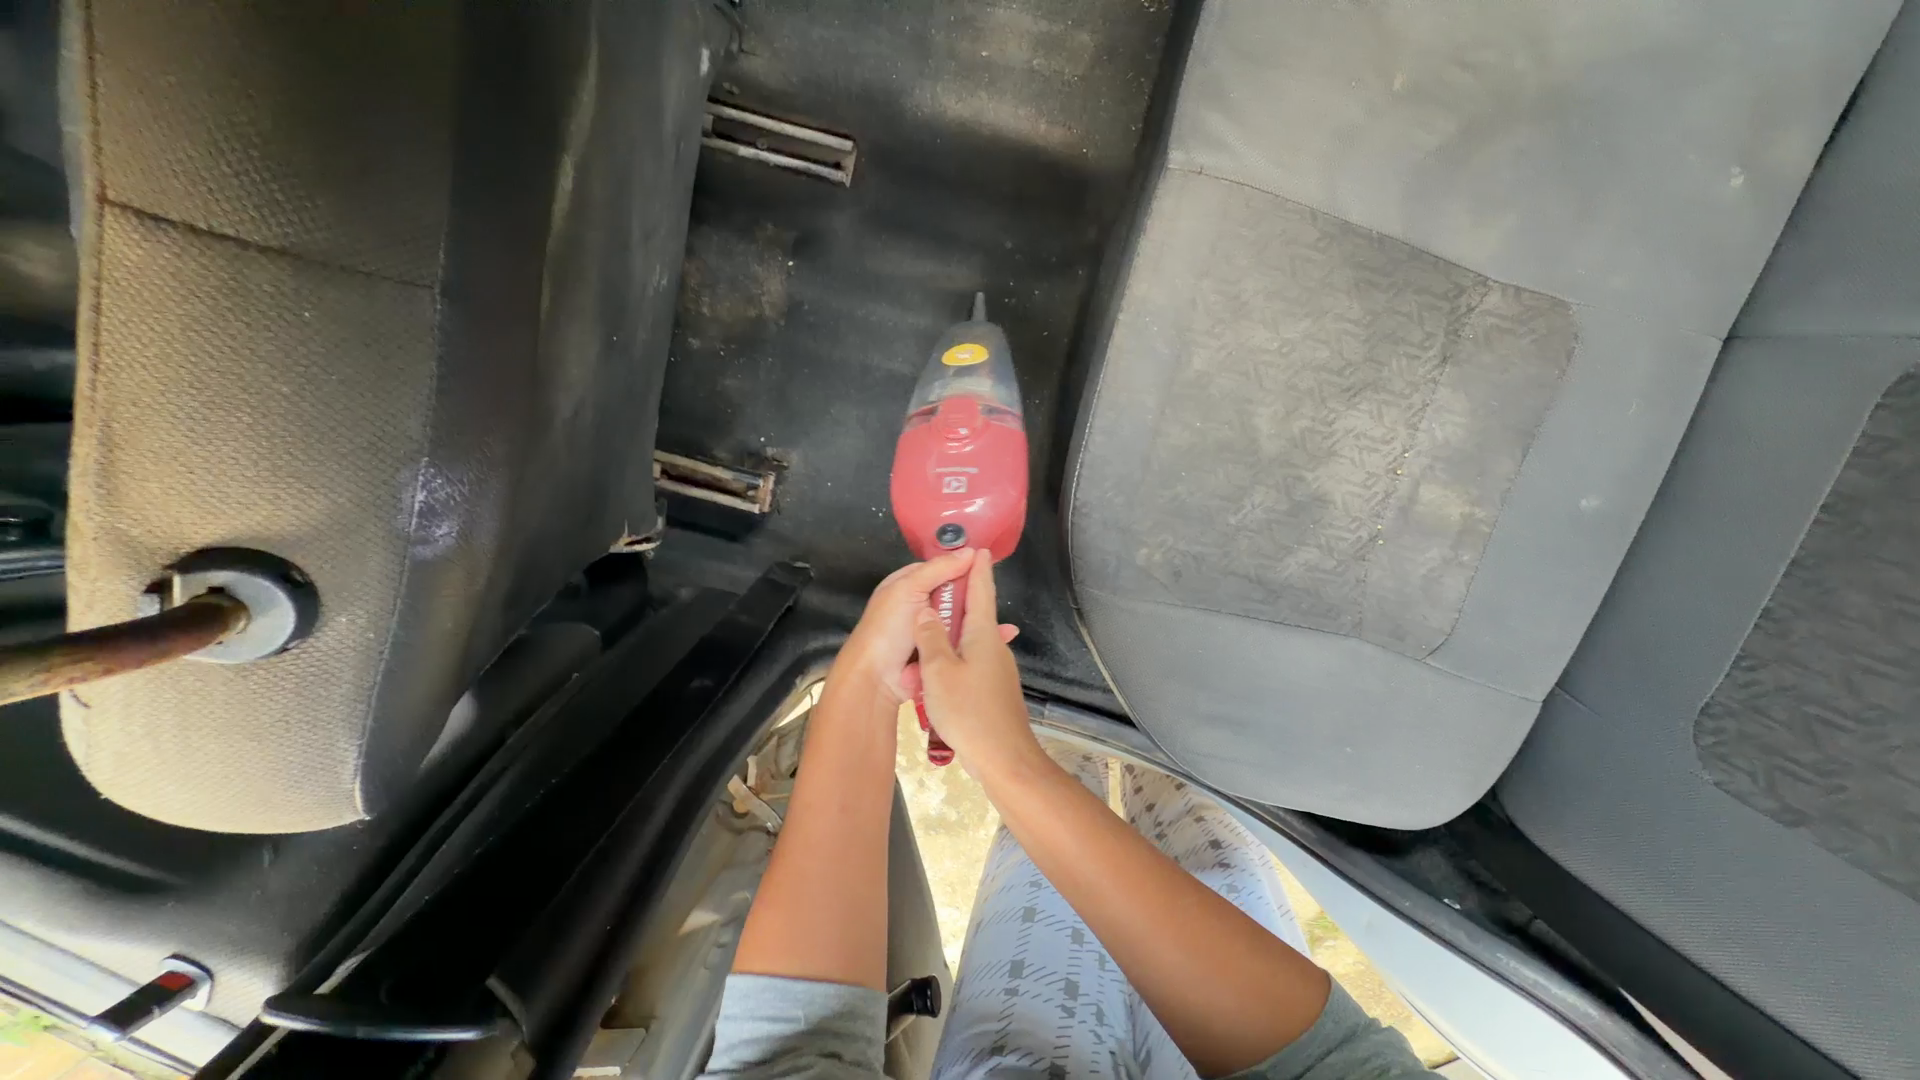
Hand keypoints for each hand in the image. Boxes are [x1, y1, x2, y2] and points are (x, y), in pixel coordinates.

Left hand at [832, 549, 1016, 704]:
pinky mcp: (942, 653)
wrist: (876, 679)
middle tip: (998, 598)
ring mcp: (932, 632)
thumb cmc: (887, 628)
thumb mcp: (908, 588)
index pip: (942, 570)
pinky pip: (964, 643)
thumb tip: (970, 552)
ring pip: (963, 620)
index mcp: (908, 585)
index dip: (963, 568)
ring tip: (1007, 623)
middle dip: (976, 597)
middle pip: (956, 596)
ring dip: (982, 620)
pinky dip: (981, 641)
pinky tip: (1004, 638)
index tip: (988, 568)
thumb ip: (938, 569)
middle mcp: (921, 606)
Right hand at [910, 551, 1039, 775]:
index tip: (977, 548)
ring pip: (970, 640)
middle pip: (975, 613)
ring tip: (928, 628)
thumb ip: (931, 637)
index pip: (980, 591)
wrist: (1004, 758)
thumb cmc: (969, 710)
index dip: (977, 569)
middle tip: (939, 582)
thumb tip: (926, 610)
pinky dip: (954, 656)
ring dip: (951, 632)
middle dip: (959, 598)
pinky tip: (938, 669)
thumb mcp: (939, 671)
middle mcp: (994, 646)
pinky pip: (970, 661)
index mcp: (982, 634)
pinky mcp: (993, 689)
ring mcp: (997, 669)